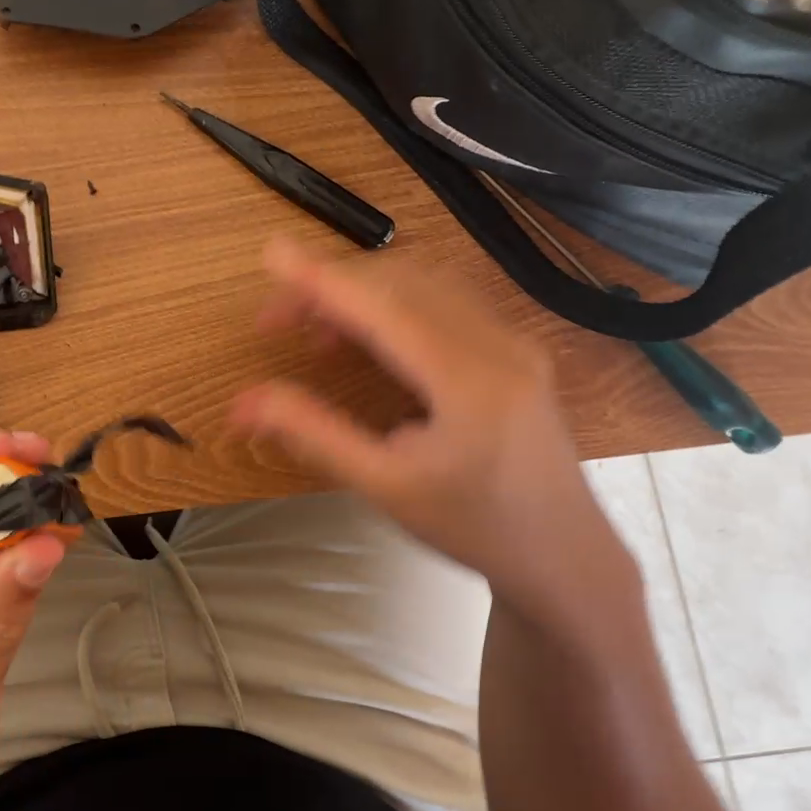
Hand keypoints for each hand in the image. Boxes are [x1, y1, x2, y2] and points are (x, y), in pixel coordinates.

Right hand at [231, 238, 636, 621]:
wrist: (568, 557)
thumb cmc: (474, 527)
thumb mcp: (384, 488)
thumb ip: (313, 435)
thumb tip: (242, 402)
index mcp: (468, 380)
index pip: (382, 307)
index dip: (321, 277)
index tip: (271, 253)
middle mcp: (497, 345)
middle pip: (401, 282)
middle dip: (330, 286)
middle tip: (274, 320)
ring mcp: (513, 342)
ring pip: (424, 283)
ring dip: (361, 291)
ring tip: (313, 328)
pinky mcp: (515, 350)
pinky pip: (444, 300)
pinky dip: (392, 302)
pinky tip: (366, 335)